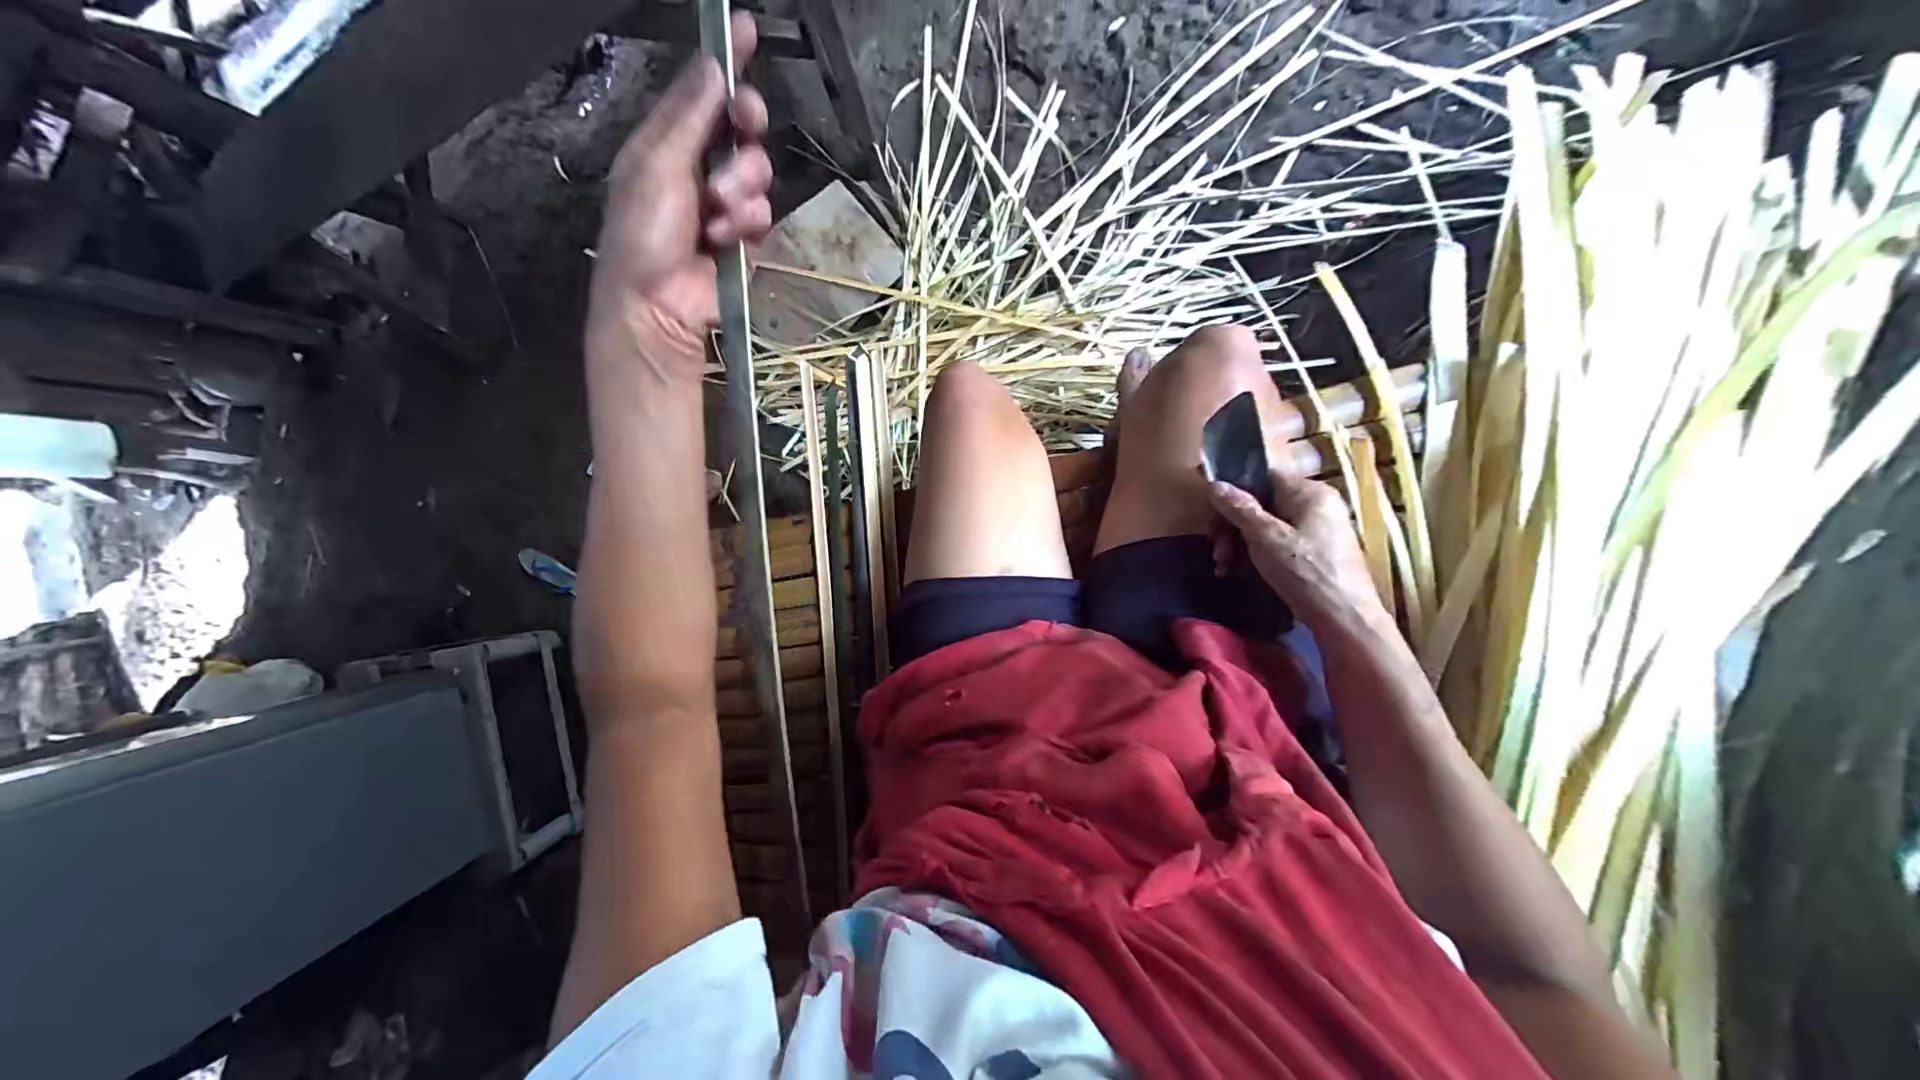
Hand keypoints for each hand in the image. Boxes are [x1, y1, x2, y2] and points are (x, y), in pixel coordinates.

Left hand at [587, 12, 772, 381]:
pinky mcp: (745, 239)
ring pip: (758, 173)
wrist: (658, 304)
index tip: (746, 30)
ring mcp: (725, 205)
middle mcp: (698, 167)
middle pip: (741, 129)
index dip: (727, 63)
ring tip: (719, 211)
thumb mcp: (658, 163)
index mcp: (668, 141)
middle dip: (746, 128)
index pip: (703, 92)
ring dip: (742, 188)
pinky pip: (762, 214)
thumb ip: (689, 115)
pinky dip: (746, 224)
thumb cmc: (644, 232)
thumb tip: (714, 64)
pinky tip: (724, 238)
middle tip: (748, 125)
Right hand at [1206, 469, 1385, 630]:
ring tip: (1224, 566)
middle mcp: (1315, 504)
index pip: (1262, 476)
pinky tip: (1237, 571)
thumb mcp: (1265, 537)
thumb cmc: (1304, 571)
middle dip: (1231, 525)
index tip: (1209, 510)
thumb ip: (1240, 508)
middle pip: (1260, 503)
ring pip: (1264, 525)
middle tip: (1216, 548)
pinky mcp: (1313, 551)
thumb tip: (1216, 484)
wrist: (1344, 618)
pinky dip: (1254, 553)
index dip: (1232, 490)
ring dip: (1238, 543)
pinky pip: (1276, 542)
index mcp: (1309, 492)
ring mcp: (1316, 528)